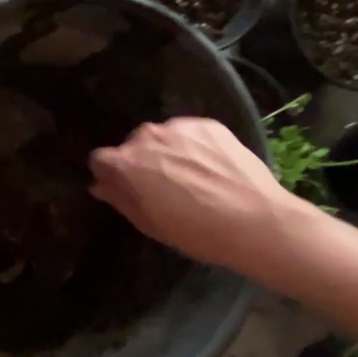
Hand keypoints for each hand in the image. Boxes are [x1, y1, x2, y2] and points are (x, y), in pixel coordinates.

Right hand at [89, 117, 307, 275]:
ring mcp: (180, 127)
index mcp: (127, 163)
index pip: (100, 159)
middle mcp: (148, 136)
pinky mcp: (209, 125)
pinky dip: (192, 146)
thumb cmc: (196, 232)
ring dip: (166, 152)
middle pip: (132, 146)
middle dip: (140, 162)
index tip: (124, 189)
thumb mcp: (149, 224)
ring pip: (161, 137)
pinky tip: (210, 168)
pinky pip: (188, 133)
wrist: (257, 222)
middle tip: (161, 187)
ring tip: (190, 177)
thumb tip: (101, 185)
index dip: (110, 175)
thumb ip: (120, 199)